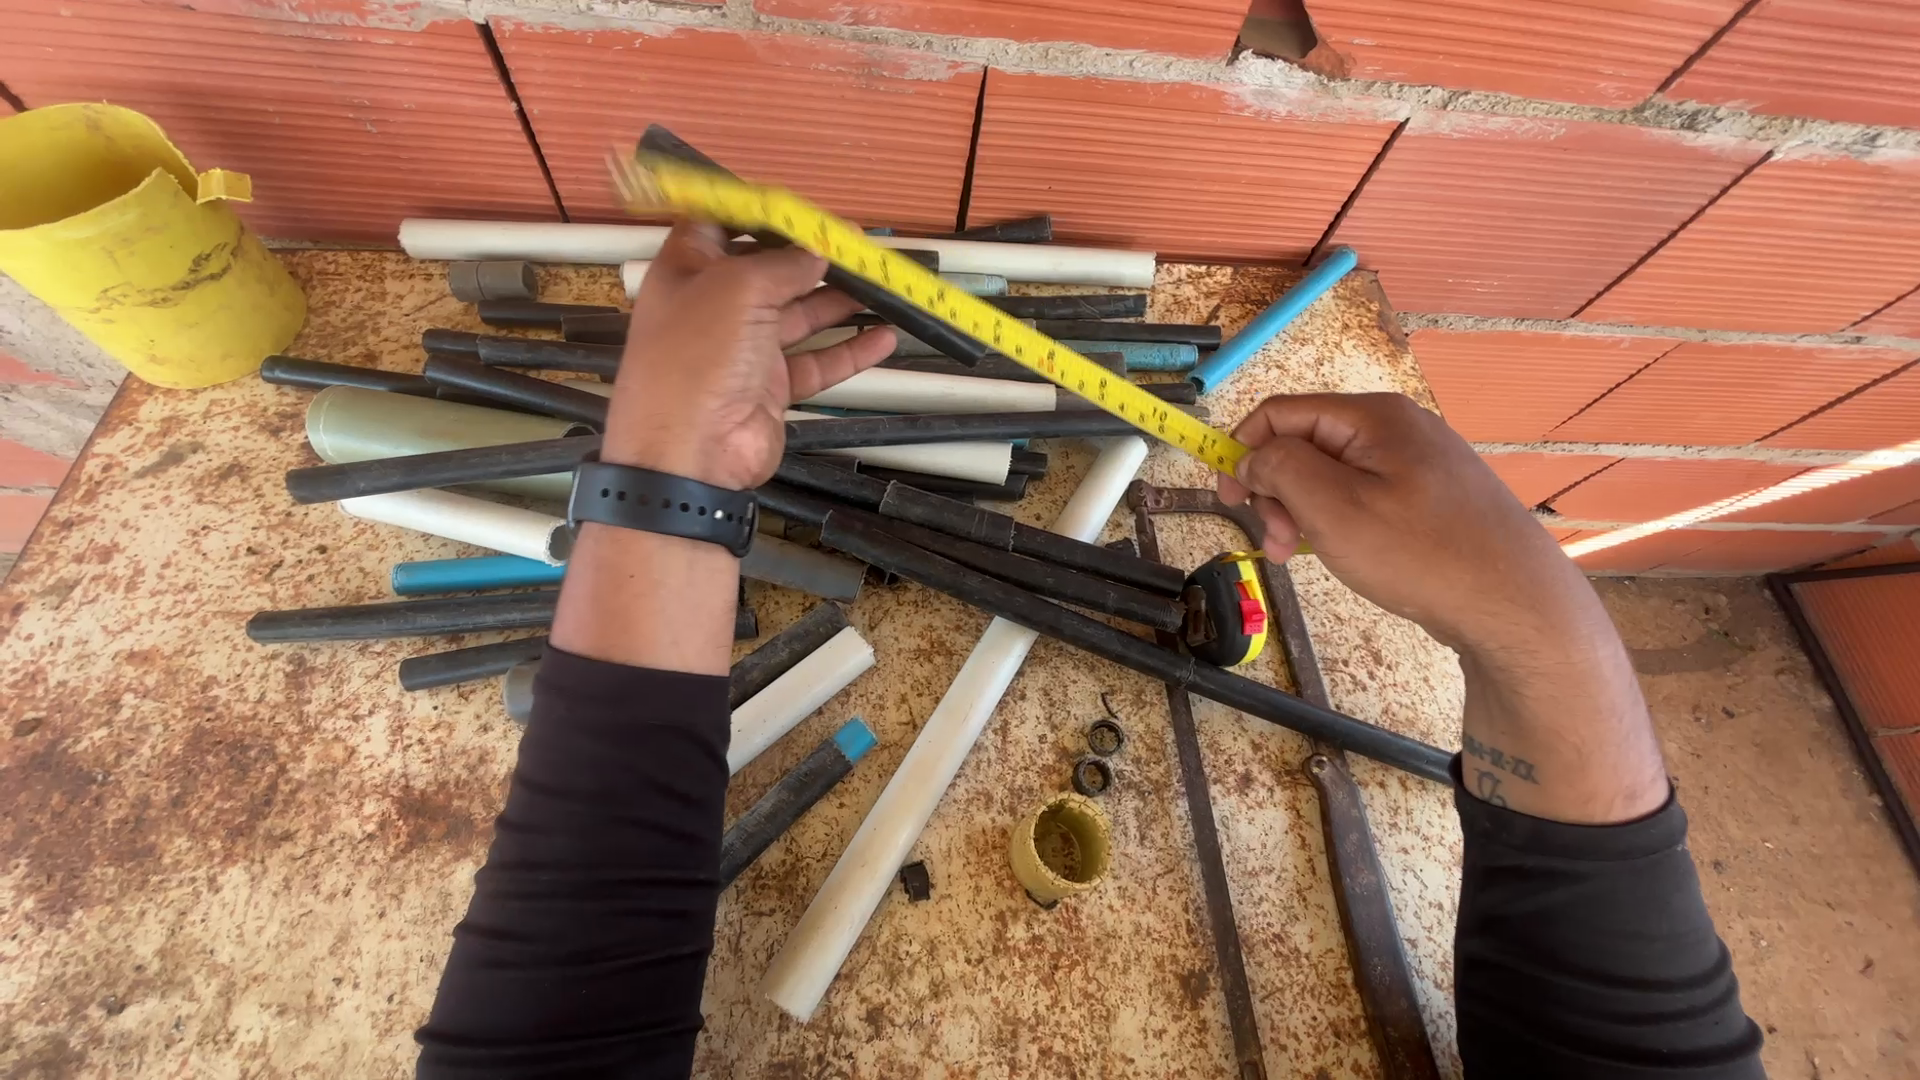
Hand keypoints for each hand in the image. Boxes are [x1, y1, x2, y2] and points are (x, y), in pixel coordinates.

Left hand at [600, 220, 896, 489]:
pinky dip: (849, 351)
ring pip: (799, 317)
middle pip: (770, 272)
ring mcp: (745, 351)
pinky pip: (816, 363)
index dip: (759, 215)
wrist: (691, 451)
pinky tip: (882, 338)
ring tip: (880, 286)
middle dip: (812, 258)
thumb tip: (815, 253)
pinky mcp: (771, 388)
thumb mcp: (737, 289)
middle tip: (858, 248)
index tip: (803, 211)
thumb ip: (781, 264)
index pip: (720, 226)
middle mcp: (716, 308)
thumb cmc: (697, 358)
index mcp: (689, 271)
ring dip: (838, 302)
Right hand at [1221, 393, 1667, 822]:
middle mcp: (1394, 427)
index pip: (1279, 413)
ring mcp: (1415, 460)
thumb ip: (1279, 467)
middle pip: (1304, 443)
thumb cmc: (1418, 553)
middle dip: (1274, 490)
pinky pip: (1359, 493)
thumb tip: (1252, 455)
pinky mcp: (1428, 494)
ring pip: (1328, 473)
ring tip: (1295, 555)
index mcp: (1372, 416)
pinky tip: (1338, 551)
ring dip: (1298, 510)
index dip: (1241, 450)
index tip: (1227, 498)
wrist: (1516, 607)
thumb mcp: (1332, 507)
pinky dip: (1333, 519)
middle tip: (1271, 543)